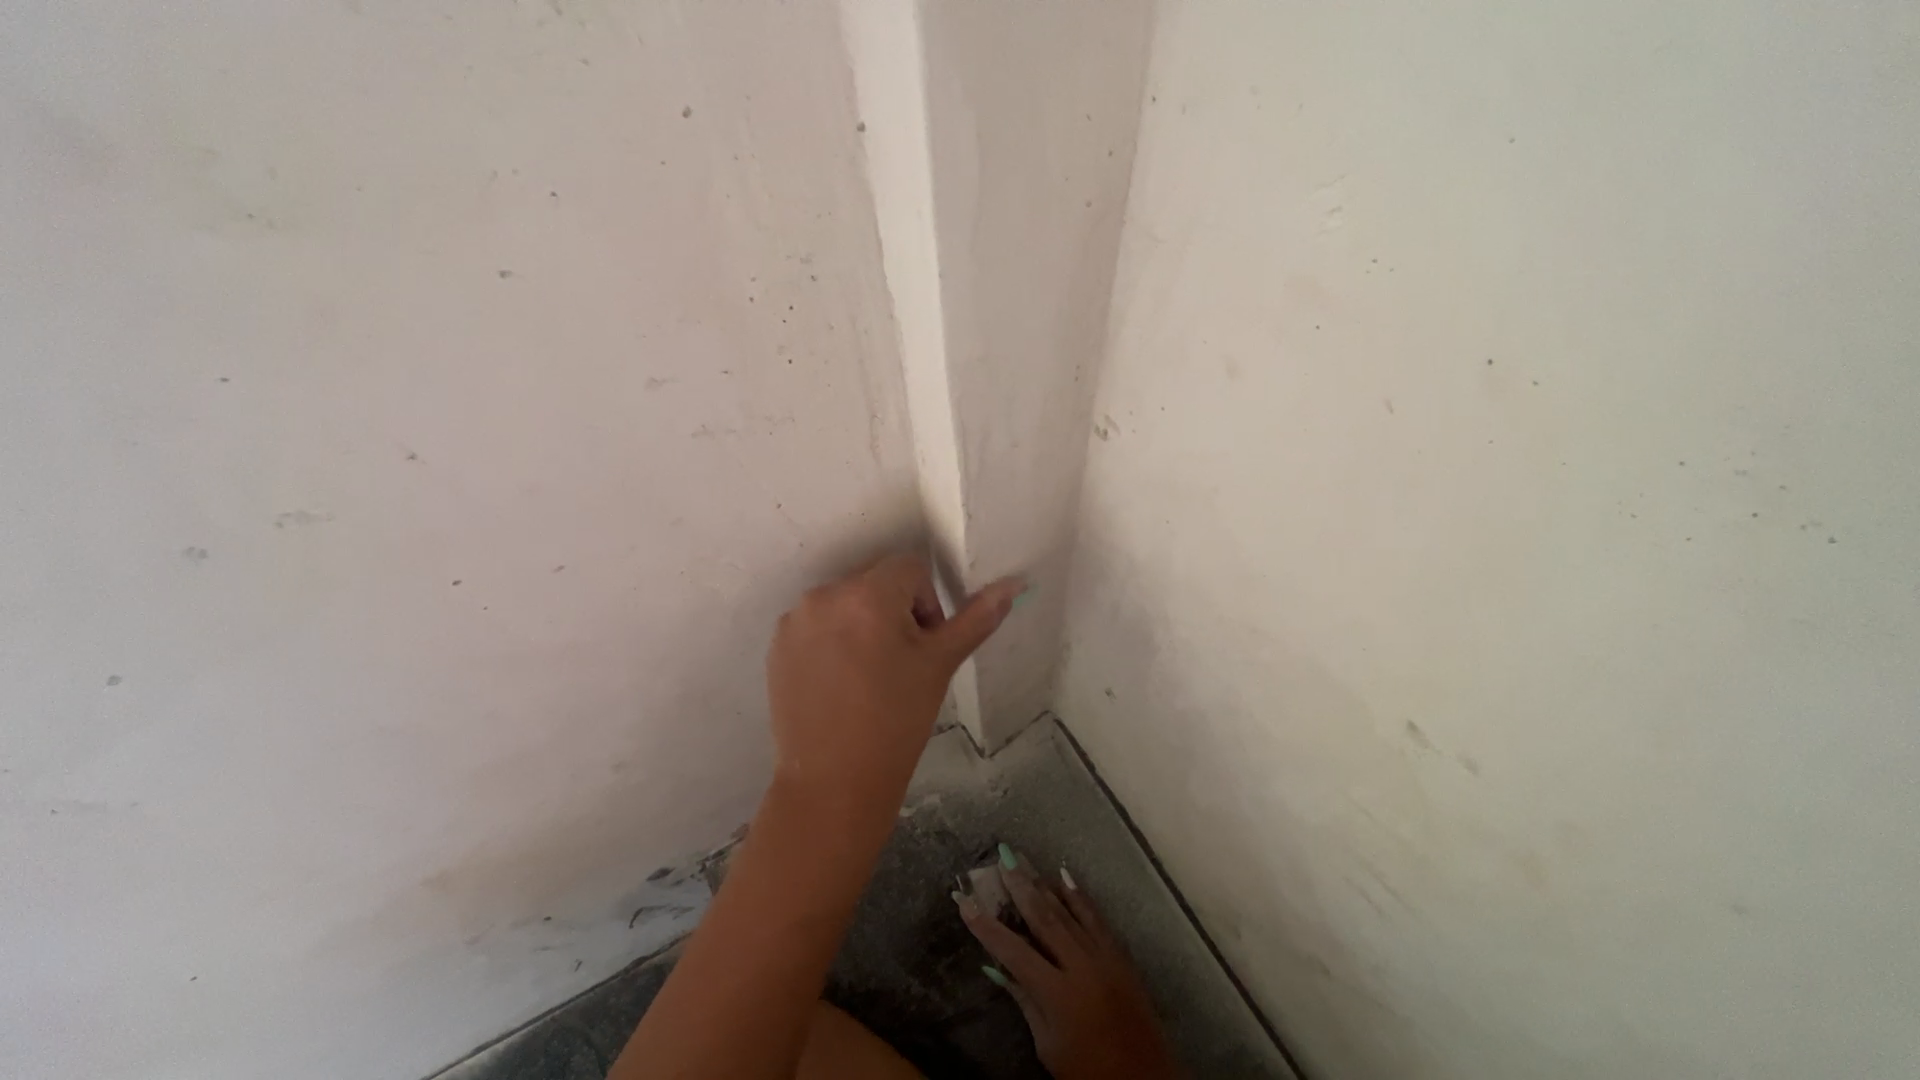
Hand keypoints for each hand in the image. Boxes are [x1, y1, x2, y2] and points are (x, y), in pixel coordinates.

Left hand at [765, 554, 1021, 810]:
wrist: (834, 782)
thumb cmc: (896, 722)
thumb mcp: (940, 665)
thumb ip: (976, 618)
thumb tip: (1014, 583)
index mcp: (868, 595)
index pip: (910, 567)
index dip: (927, 602)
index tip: (923, 647)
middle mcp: (825, 596)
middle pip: (875, 581)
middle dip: (894, 611)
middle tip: (900, 664)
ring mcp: (796, 621)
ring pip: (845, 603)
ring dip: (863, 624)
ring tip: (869, 677)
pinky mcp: (778, 646)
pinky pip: (817, 625)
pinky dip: (833, 641)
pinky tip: (840, 685)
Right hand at [956, 849, 1182, 1079]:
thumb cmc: (1088, 1071)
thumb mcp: (1048, 1045)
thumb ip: (1025, 1000)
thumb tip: (997, 965)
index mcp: (1057, 993)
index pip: (1012, 951)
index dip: (986, 925)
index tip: (964, 900)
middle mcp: (1080, 966)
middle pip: (1043, 918)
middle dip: (1020, 888)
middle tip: (1002, 860)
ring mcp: (1104, 957)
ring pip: (1069, 912)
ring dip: (1044, 885)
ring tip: (1024, 862)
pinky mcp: (1121, 956)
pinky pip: (1097, 918)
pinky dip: (1080, 897)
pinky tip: (1066, 878)